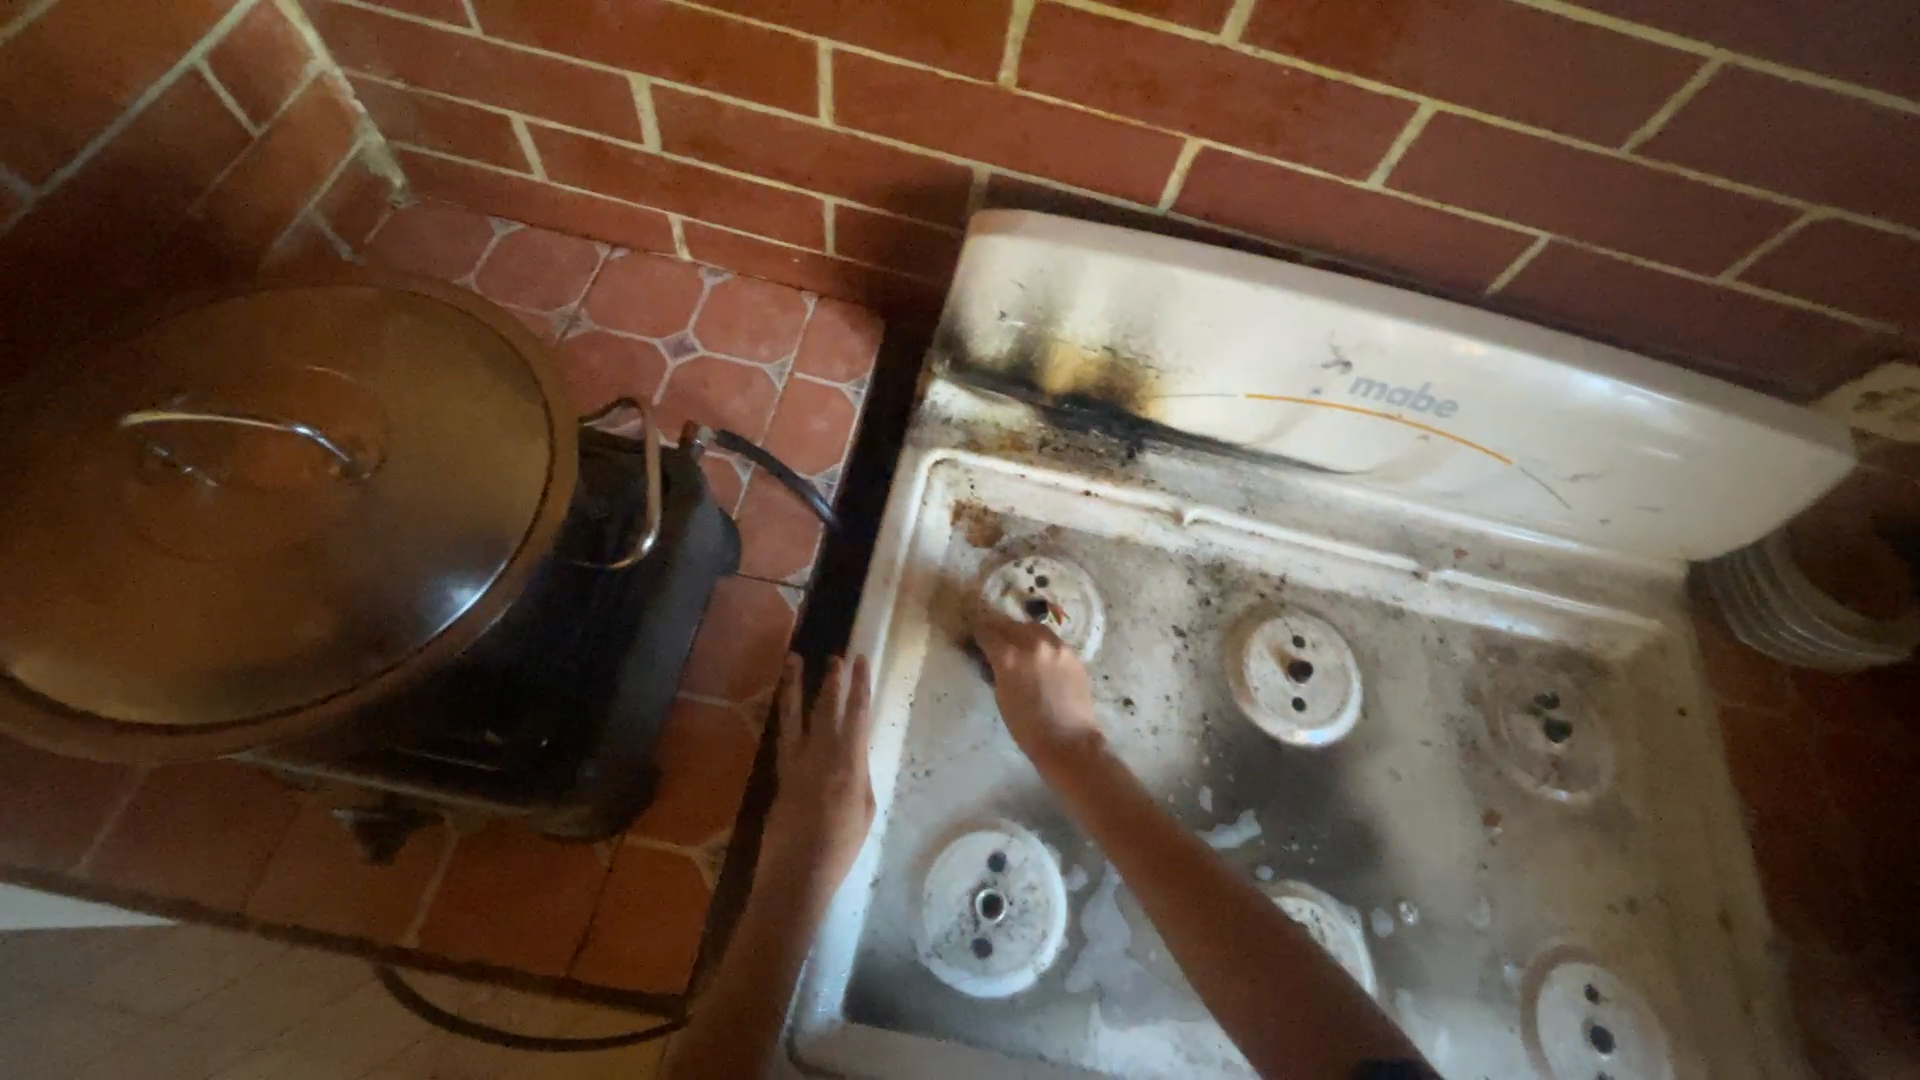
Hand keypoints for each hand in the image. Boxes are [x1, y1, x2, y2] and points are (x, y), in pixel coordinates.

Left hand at [757, 653, 875, 906]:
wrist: (796, 874)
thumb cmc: (840, 848)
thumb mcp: (865, 810)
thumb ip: (860, 776)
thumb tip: (855, 756)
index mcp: (848, 765)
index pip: (857, 715)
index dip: (860, 685)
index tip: (861, 660)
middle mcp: (820, 756)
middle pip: (826, 709)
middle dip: (832, 680)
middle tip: (835, 656)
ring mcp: (795, 763)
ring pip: (795, 716)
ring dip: (795, 686)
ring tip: (793, 661)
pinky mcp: (780, 774)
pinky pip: (784, 736)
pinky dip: (786, 715)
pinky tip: (786, 705)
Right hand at [973, 609, 1102, 765]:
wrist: (1069, 740)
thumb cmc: (1027, 727)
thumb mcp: (1001, 696)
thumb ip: (996, 670)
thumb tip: (992, 658)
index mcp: (1009, 656)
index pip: (987, 632)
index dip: (978, 635)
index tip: (974, 638)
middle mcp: (1033, 643)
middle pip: (1010, 624)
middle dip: (999, 631)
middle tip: (994, 640)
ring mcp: (1056, 646)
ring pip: (1033, 628)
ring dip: (1021, 633)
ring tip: (1018, 645)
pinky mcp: (1072, 654)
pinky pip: (1051, 640)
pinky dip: (1041, 643)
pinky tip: (1039, 657)